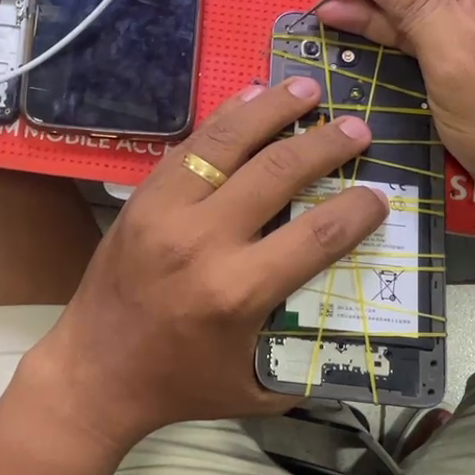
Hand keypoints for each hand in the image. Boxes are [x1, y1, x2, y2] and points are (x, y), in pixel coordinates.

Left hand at [20, 78, 387, 454]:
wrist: (94, 372)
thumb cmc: (179, 385)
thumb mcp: (254, 385)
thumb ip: (307, 354)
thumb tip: (356, 321)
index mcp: (237, 292)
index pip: (315, 235)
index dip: (357, 209)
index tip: (380, 194)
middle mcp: (202, 242)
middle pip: (276, 173)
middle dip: (325, 145)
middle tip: (357, 128)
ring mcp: (165, 212)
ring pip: (226, 143)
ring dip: (271, 109)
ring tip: (306, 89)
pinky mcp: (141, 198)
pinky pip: (188, 147)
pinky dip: (223, 119)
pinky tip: (249, 98)